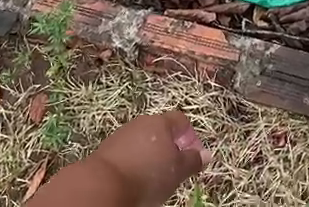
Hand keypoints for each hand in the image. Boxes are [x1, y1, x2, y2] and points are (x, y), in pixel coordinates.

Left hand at [28, 111, 209, 206]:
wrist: (101, 187)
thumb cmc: (147, 176)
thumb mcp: (177, 171)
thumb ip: (193, 161)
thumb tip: (207, 155)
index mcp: (161, 122)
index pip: (181, 122)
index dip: (190, 138)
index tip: (193, 158)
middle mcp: (141, 123)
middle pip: (161, 132)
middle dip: (170, 149)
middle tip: (174, 171)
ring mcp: (121, 135)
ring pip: (143, 143)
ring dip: (151, 158)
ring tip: (153, 179)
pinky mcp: (105, 151)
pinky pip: (127, 154)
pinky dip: (134, 164)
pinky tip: (134, 181)